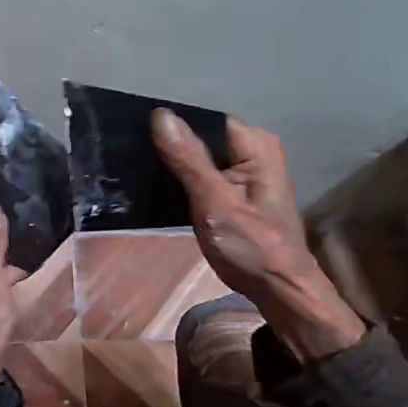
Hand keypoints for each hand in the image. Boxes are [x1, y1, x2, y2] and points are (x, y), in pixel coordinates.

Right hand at [151, 109, 366, 359]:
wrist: (279, 291)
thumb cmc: (252, 248)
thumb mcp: (215, 204)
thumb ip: (188, 160)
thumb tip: (160, 115)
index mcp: (255, 144)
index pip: (203, 118)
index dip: (170, 125)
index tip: (133, 133)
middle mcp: (252, 149)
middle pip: (200, 135)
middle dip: (168, 144)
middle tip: (128, 154)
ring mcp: (244, 169)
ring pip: (198, 154)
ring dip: (172, 163)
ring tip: (135, 166)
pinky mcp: (233, 188)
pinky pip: (201, 172)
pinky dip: (182, 179)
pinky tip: (155, 184)